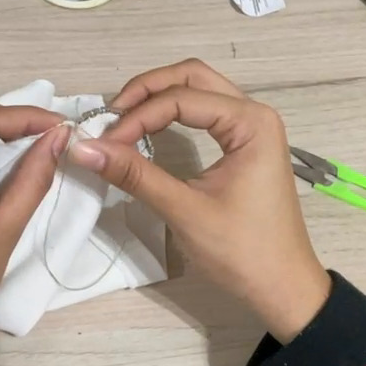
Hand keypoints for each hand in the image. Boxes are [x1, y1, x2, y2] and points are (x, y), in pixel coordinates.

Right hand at [67, 59, 329, 340]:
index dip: (138, 116)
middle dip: (146, 91)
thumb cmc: (243, 251)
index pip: (181, 98)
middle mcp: (253, 113)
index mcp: (251, 123)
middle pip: (190, 77)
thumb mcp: (184, 211)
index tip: (105, 144)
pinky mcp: (241, 144)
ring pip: (196, 90)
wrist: (283, 288)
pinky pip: (201, 112)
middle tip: (110, 118)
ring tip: (122, 124)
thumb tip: (83, 149)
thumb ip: (135, 174)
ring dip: (156, 99)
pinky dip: (170, 114)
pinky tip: (146, 132)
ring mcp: (249, 127)